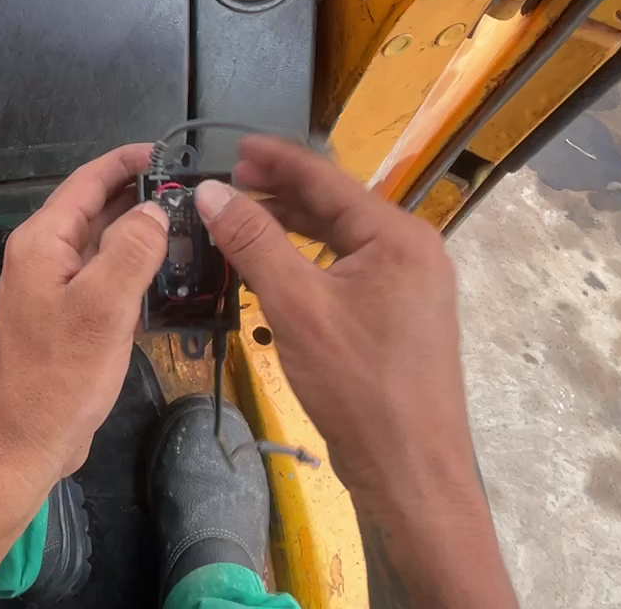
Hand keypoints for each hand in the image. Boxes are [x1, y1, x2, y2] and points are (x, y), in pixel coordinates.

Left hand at [0, 148, 168, 608]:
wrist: (24, 442)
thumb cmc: (61, 373)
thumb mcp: (103, 306)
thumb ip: (131, 250)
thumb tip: (154, 209)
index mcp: (43, 240)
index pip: (87, 182)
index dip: (125, 162)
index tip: (166, 153)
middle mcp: (44, 254)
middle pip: (95, 209)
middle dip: (138, 197)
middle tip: (190, 194)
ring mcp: (53, 285)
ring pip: (101, 244)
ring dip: (138, 233)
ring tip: (186, 228)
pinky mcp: (65, 313)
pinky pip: (102, 276)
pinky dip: (131, 269)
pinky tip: (164, 275)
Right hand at [192, 136, 515, 608]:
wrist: (412, 476)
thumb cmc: (358, 386)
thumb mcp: (296, 305)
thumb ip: (252, 240)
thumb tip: (209, 191)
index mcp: (397, 236)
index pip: (326, 179)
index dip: (276, 159)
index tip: (234, 144)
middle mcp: (409, 249)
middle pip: (334, 203)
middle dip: (279, 189)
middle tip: (228, 181)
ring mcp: (407, 282)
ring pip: (337, 234)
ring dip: (289, 221)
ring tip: (241, 213)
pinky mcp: (397, 310)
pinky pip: (344, 264)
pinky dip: (305, 254)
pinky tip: (272, 258)